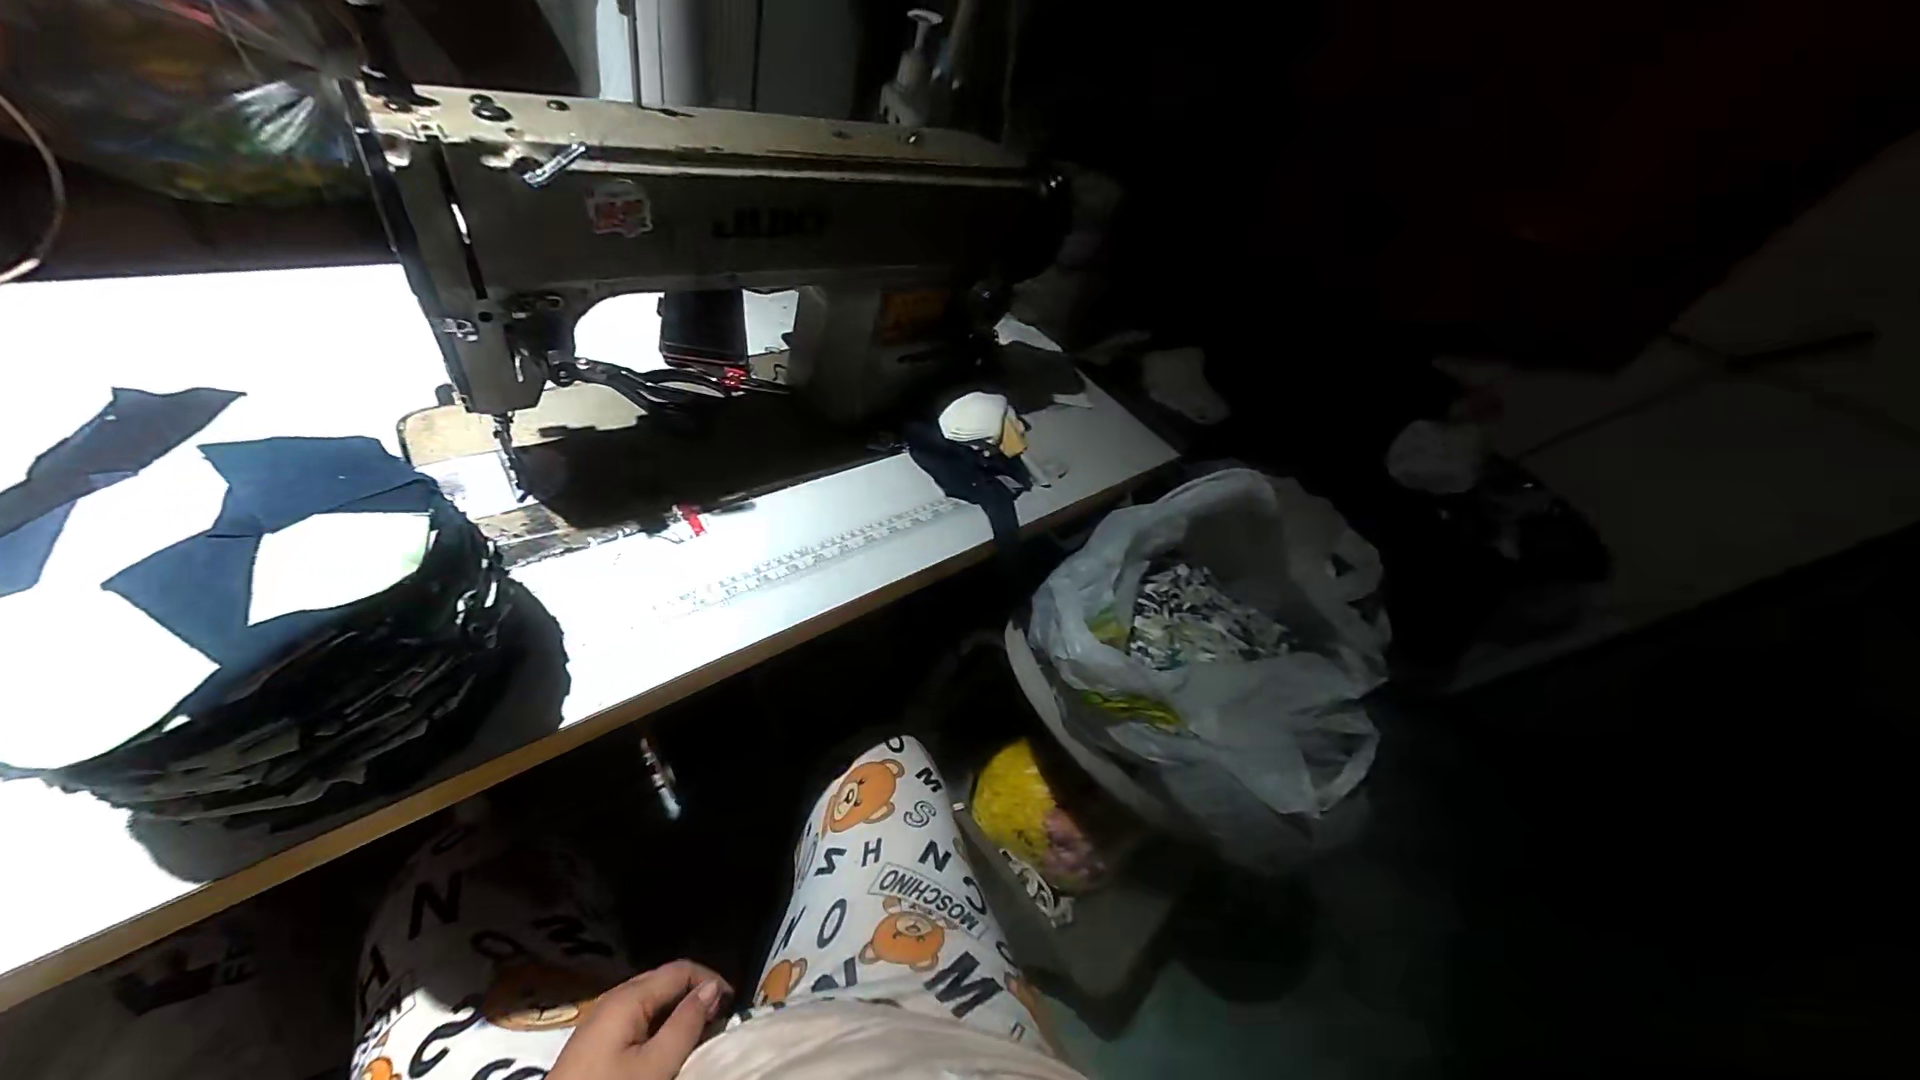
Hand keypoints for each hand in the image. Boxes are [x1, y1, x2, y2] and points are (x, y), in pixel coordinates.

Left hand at [549, 960, 733, 1079]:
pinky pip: (635, 1020)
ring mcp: (599, 1022)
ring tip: (699, 1034)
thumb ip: (686, 1024)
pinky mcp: (592, 1045)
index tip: (732, 1006)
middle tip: (719, 1019)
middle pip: (664, 980)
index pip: (681, 969)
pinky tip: (666, 1048)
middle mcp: (613, 999)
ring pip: (650, 1001)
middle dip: (695, 994)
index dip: (711, 981)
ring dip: (677, 1011)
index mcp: (628, 998)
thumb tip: (712, 988)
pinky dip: (658, 1026)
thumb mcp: (655, 1068)